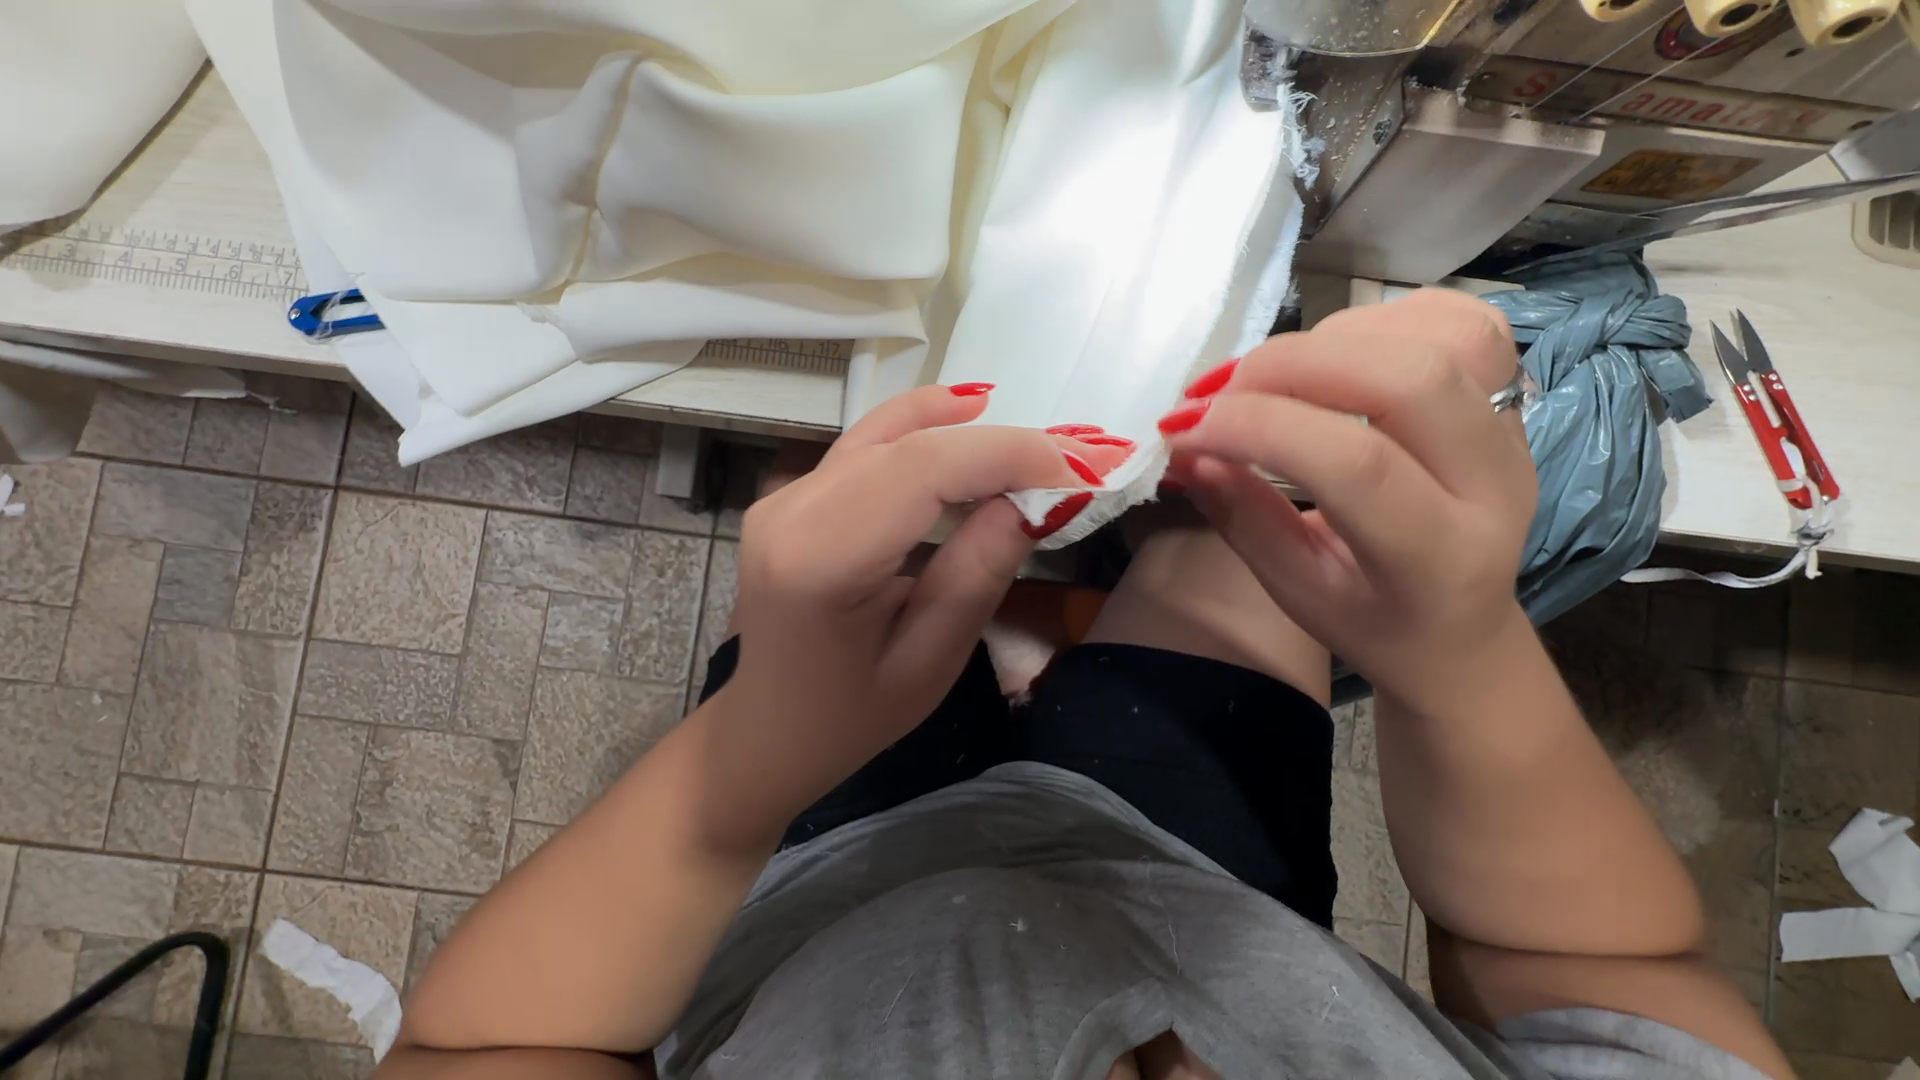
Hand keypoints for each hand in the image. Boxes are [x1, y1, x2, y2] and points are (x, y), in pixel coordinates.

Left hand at [696, 383, 1127, 846]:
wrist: (767, 730)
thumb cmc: (849, 717)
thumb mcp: (928, 662)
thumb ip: (978, 573)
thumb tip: (1036, 500)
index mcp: (819, 560)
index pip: (922, 472)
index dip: (1006, 455)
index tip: (1081, 470)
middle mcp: (790, 510)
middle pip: (910, 446)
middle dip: (1001, 444)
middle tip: (1079, 457)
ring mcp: (784, 496)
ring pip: (888, 435)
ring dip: (969, 431)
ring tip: (1041, 444)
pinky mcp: (792, 495)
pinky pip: (866, 446)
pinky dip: (923, 426)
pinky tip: (968, 408)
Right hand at [1158, 288, 1537, 704]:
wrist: (1459, 627)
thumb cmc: (1370, 619)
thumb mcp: (1291, 587)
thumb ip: (1239, 513)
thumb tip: (1184, 446)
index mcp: (1437, 555)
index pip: (1355, 464)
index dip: (1257, 428)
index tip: (1182, 428)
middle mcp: (1494, 483)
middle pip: (1408, 379)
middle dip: (1289, 366)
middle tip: (1217, 391)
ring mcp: (1513, 430)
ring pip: (1439, 336)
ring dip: (1333, 337)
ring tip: (1275, 374)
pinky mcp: (1512, 394)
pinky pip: (1458, 320)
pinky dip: (1381, 320)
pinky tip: (1333, 352)